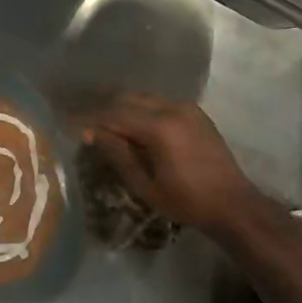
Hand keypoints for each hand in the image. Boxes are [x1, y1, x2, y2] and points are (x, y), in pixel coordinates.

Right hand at [77, 94, 277, 236]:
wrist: (233, 203)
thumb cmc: (187, 201)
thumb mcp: (145, 185)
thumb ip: (118, 154)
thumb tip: (91, 133)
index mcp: (159, 127)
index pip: (114, 114)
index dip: (89, 118)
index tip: (68, 123)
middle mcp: (172, 108)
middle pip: (127, 99)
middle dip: (102, 108)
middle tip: (82, 121)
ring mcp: (186, 107)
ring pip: (143, 98)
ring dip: (121, 108)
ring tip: (102, 123)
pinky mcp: (194, 112)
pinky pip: (159, 103)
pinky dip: (140, 110)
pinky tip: (130, 125)